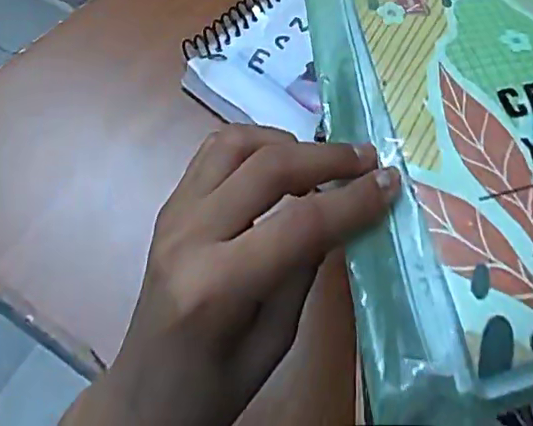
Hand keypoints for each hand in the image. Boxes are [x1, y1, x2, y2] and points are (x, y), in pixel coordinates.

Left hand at [62, 126, 399, 425]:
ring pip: (235, 142)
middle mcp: (189, 234)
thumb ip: (306, 267)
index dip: (351, 200)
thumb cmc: (215, 384)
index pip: (298, 224)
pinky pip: (214, 151)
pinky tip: (280, 158)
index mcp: (216, 285)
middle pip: (266, 168)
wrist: (143, 392)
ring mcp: (173, 211)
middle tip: (367, 159)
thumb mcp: (275, 340)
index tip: (390, 182)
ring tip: (322, 158)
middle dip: (325, 157)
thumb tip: (343, 210)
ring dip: (286, 141)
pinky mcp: (169, 202)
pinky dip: (255, 143)